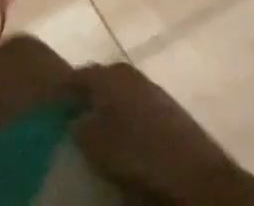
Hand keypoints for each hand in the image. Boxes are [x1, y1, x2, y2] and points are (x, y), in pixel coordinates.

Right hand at [68, 63, 253, 204]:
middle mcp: (132, 75)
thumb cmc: (138, 153)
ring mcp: (158, 93)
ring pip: (124, 98)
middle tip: (75, 121)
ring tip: (102, 135)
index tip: (52, 109)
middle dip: (89, 99)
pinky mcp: (176, 115)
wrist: (201, 180)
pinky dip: (133, 124)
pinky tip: (130, 143)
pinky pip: (143, 114)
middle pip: (101, 82)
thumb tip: (76, 121)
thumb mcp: (92, 141)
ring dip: (113, 112)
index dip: (62, 92)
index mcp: (109, 74)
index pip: (76, 75)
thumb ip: (77, 125)